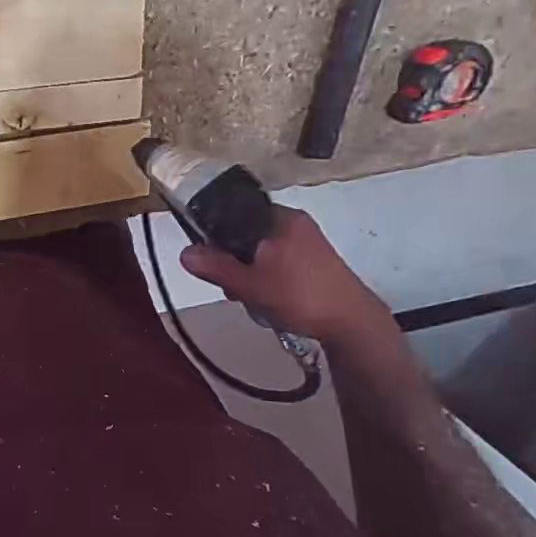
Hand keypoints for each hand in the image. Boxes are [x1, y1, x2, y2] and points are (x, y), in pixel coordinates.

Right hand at [178, 206, 387, 342]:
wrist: (350, 321)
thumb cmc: (299, 295)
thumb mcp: (250, 284)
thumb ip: (216, 267)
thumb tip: (185, 252)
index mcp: (281, 217)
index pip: (236, 215)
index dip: (220, 240)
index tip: (215, 265)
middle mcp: (296, 223)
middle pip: (249, 239)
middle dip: (238, 266)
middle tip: (238, 291)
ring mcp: (310, 243)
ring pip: (264, 257)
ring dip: (254, 279)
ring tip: (257, 303)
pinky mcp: (318, 264)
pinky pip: (282, 266)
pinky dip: (272, 283)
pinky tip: (273, 305)